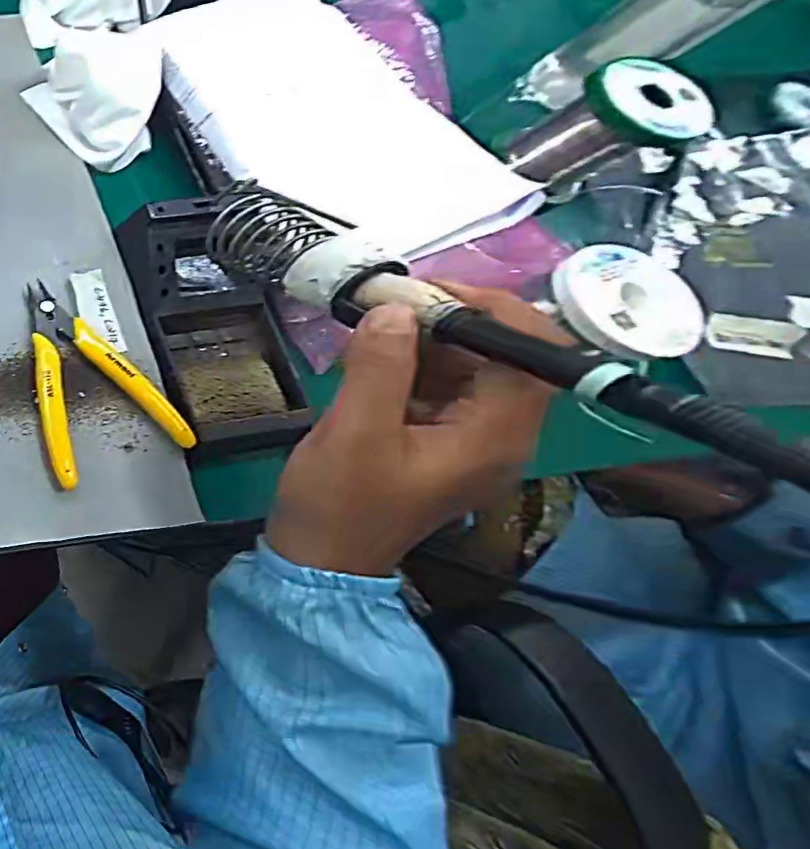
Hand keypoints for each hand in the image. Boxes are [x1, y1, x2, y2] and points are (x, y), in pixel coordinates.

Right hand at [265, 284, 566, 577]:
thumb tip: (394, 310)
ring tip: (370, 333)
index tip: (428, 289)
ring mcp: (468, 445)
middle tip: (389, 306)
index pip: (531, 355)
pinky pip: (441, 395)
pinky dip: (410, 371)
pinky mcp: (438, 448)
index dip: (491, 311)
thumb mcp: (352, 432)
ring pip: (468, 375)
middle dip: (450, 325)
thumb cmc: (337, 502)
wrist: (317, 558)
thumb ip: (377, 369)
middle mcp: (497, 439)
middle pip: (501, 362)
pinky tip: (368, 366)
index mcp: (493, 436)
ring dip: (425, 346)